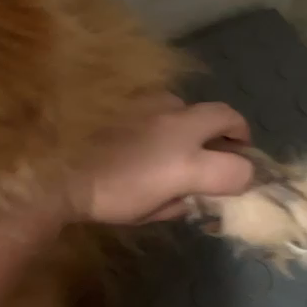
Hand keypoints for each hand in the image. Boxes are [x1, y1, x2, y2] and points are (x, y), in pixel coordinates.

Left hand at [66, 99, 256, 225]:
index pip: (240, 167)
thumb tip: (195, 194)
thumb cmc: (108, 198)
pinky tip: (148, 128)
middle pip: (227, 115)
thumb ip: (183, 201)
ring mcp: (155, 105)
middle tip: (230, 146)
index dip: (246, 178)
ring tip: (180, 139)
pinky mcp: (134, 94)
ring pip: (191, 105)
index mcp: (186, 163)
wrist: (60, 167)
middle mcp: (178, 127)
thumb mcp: (152, 213)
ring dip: (195, 122)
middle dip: (236, 131)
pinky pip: (162, 100)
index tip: (237, 184)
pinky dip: (166, 115)